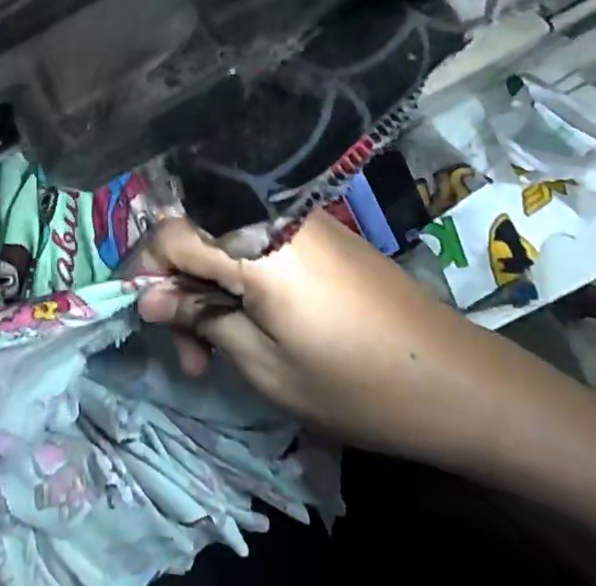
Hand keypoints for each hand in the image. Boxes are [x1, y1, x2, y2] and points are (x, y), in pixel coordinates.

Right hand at [132, 212, 494, 457]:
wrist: (453, 378)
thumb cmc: (352, 382)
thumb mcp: (262, 362)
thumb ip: (200, 316)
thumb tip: (148, 296)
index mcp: (254, 239)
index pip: (171, 232)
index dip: (144, 270)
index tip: (142, 317)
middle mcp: (272, 213)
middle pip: (196, 230)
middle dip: (178, 286)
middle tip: (188, 353)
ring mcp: (299, 219)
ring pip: (225, 238)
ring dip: (208, 286)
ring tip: (215, 350)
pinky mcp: (319, 233)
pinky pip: (257, 240)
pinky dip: (239, 278)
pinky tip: (248, 323)